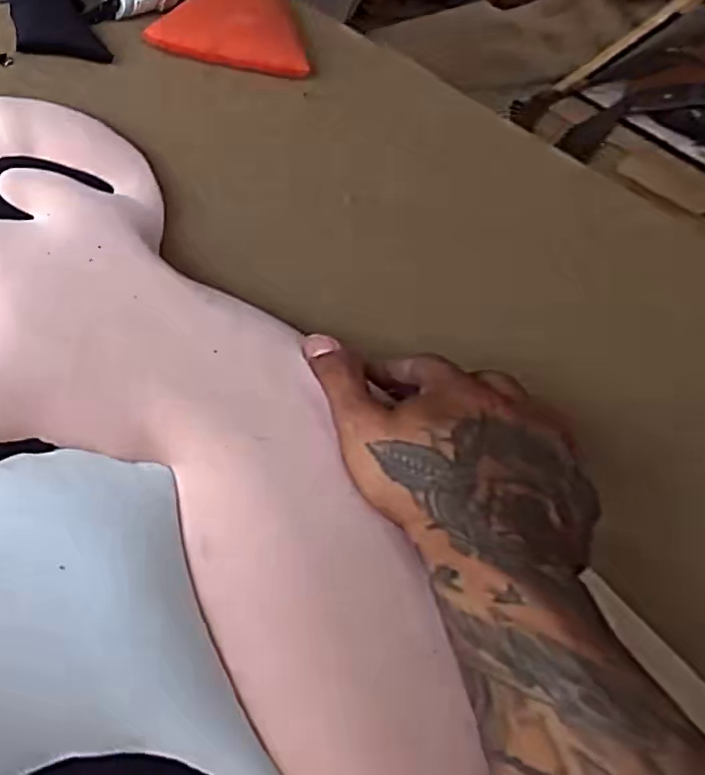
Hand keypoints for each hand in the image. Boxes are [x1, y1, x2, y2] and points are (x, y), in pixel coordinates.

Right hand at [302, 335, 598, 605]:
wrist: (487, 551)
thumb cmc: (420, 486)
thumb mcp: (358, 425)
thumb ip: (340, 380)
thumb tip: (322, 344)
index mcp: (462, 391)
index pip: (421, 364)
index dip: (391, 372)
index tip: (373, 387)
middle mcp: (516, 411)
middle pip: (481, 384)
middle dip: (448, 391)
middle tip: (418, 409)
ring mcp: (553, 450)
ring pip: (520, 417)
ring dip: (489, 420)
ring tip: (457, 439)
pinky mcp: (574, 487)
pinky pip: (545, 457)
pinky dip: (518, 456)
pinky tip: (491, 473)